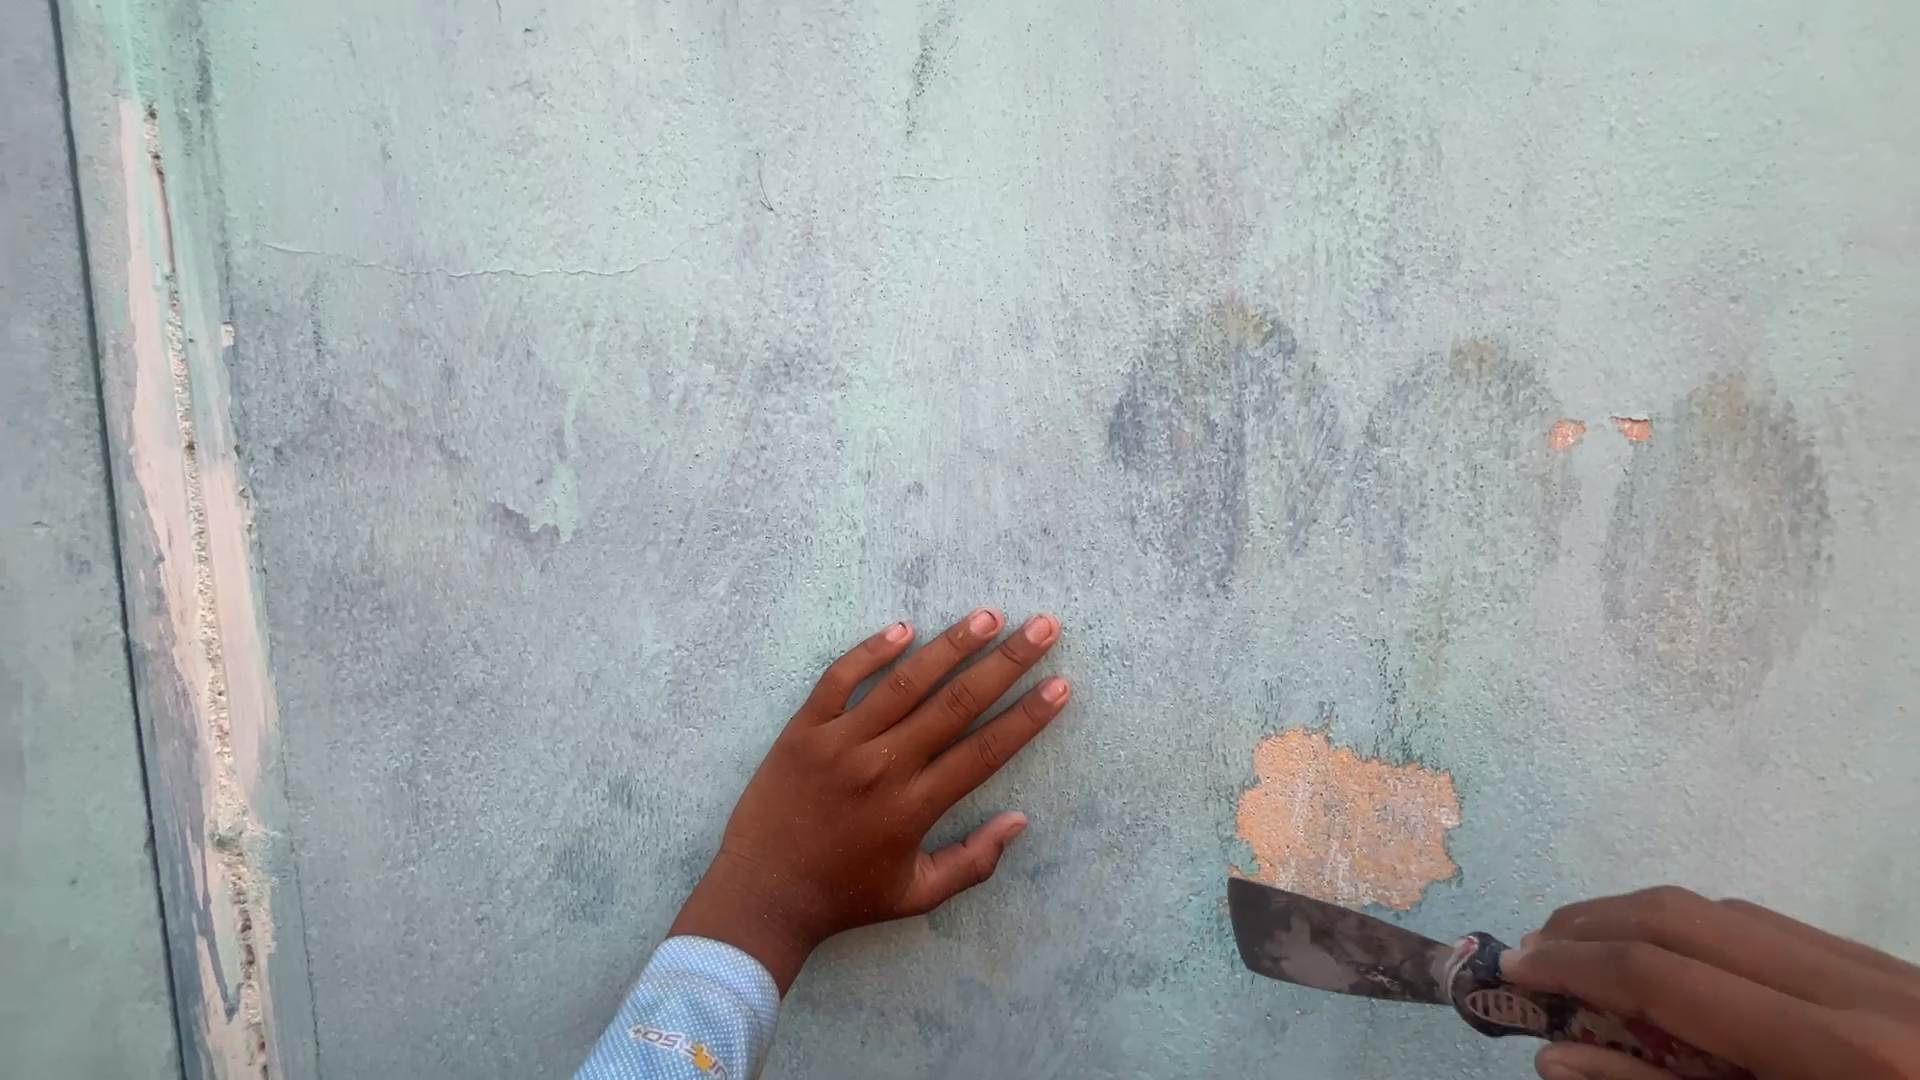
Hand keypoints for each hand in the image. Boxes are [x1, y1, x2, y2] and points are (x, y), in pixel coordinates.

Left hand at [668, 609, 1069, 991]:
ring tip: (988, 616)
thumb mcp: (916, 896)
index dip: (1028, 716)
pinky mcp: (803, 729)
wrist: (759, 895)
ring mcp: (840, 743)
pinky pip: (840, 678)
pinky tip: (904, 628)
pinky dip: (871, 651)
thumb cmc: (843, 896)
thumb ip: (973, 863)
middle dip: (1006, 662)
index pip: (985, 750)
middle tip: (1042, 627)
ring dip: (950, 646)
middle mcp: (883, 767)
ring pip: (904, 682)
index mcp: (915, 808)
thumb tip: (1020, 819)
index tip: (1060, 684)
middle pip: (955, 704)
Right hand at [1502, 886, 1919, 1079]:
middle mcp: (1865, 992)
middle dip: (1587, 925)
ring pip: (1720, 907)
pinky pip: (1770, 926)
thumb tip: (1556, 1060)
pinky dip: (1696, 931)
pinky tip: (1675, 964)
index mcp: (1847, 1055)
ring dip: (1633, 920)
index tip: (1510, 969)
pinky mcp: (1901, 972)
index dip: (1568, 967)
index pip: (1661, 975)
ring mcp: (1891, 972)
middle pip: (1678, 915)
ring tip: (1587, 950)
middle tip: (1533, 951)